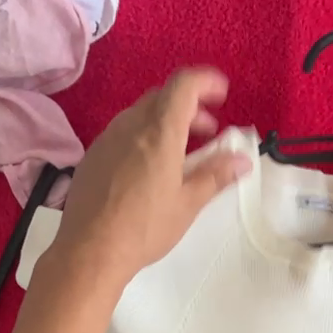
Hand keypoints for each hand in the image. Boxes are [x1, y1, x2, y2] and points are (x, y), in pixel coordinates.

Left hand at [50, 67, 251, 280]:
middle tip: (207, 132)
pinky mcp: (93, 156)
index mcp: (159, 132)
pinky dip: (143, 138)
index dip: (206, 82)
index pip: (184, 85)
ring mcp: (108, 139)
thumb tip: (242, 160)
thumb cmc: (144, 229)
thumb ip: (216, 176)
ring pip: (141, 115)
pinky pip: (123, 134)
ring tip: (180, 153)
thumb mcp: (187, 204)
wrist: (90, 251)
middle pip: (162, 97)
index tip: (222, 95)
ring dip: (165, 123)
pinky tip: (148, 169)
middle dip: (190, 107)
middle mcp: (131, 126)